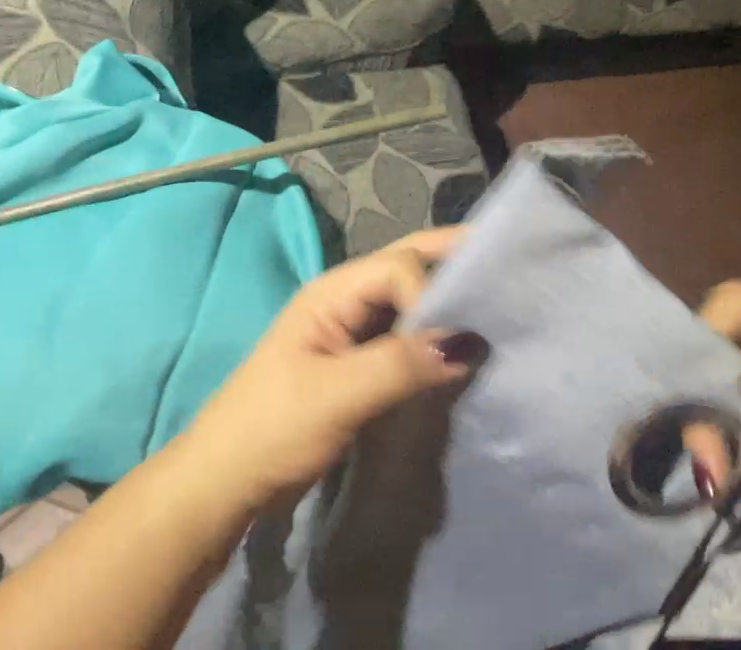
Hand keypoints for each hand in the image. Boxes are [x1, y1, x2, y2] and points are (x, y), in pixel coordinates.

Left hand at [182, 227, 484, 512]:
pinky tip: (468, 353)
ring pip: (409, 302)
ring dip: (449, 301)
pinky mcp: (359, 366)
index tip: (467, 331)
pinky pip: (407, 339)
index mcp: (332, 294)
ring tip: (503, 308)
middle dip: (454, 261)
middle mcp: (345, 302)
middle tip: (513, 268)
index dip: (435, 289)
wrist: (228, 479)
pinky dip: (436, 339)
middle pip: (406, 266)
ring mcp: (351, 334)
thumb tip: (468, 340)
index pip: (399, 267)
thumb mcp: (336, 395)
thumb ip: (399, 364)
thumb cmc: (272, 428)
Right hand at [698, 279, 740, 550]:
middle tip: (709, 455)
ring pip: (709, 389)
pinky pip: (718, 423)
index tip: (699, 384)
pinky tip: (716, 473)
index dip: (710, 327)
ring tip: (716, 475)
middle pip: (715, 349)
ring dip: (703, 429)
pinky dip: (711, 445)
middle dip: (701, 397)